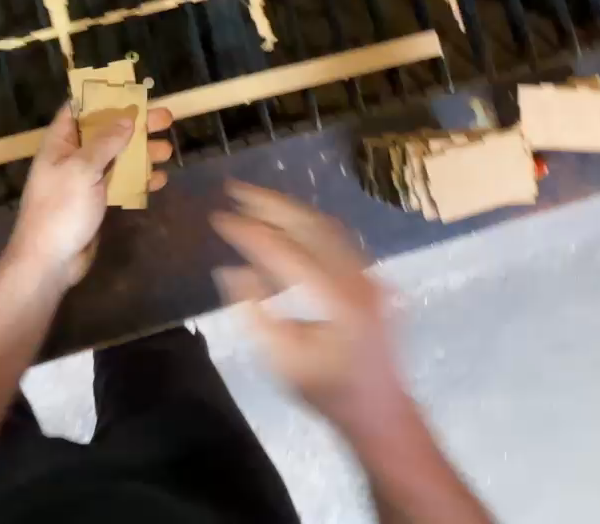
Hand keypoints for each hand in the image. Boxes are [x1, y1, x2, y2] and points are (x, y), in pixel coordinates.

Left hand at [4, 102, 174, 290]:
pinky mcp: (96, 201)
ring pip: (118, 158)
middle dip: (136, 125)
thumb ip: (106, 142)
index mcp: (61, 141)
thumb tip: (127, 118)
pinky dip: (139, 179)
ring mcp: (85, 179)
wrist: (49, 261)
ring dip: (142, 153)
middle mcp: (73, 155)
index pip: (80, 108)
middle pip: (107, 131)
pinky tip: (159, 179)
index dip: (104, 97)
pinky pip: (121, 183)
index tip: (133, 91)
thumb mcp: (82, 169)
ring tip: (168, 151)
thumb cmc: (60, 208)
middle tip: (166, 119)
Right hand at [211, 181, 406, 432]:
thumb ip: (255, 313)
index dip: (247, 230)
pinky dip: (305, 221)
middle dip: (268, 203)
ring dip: (287, 207)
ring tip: (254, 199)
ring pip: (323, 223)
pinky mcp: (369, 274)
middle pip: (307, 223)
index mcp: (333, 298)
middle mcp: (355, 276)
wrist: (381, 410)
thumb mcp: (282, 361)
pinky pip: (335, 234)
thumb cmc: (327, 391)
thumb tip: (230, 270)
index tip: (218, 218)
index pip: (281, 249)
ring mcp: (367, 272)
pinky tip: (284, 220)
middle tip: (234, 189)